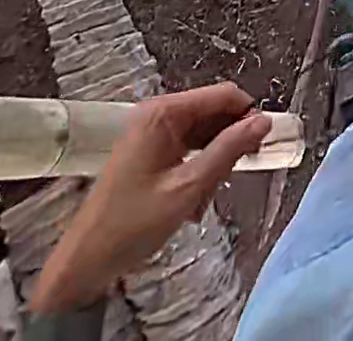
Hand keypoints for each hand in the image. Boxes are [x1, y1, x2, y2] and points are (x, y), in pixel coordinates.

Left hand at [28, 83, 270, 314]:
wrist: (88, 258)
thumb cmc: (133, 222)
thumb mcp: (188, 187)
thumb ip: (228, 151)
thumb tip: (263, 122)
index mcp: (164, 112)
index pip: (222, 95)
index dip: (248, 115)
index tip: (265, 144)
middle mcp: (159, 113)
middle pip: (213, 114)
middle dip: (228, 144)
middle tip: (235, 177)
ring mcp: (153, 130)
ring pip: (204, 134)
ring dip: (214, 163)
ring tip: (205, 198)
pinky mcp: (151, 149)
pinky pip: (188, 148)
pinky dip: (198, 170)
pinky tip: (193, 202)